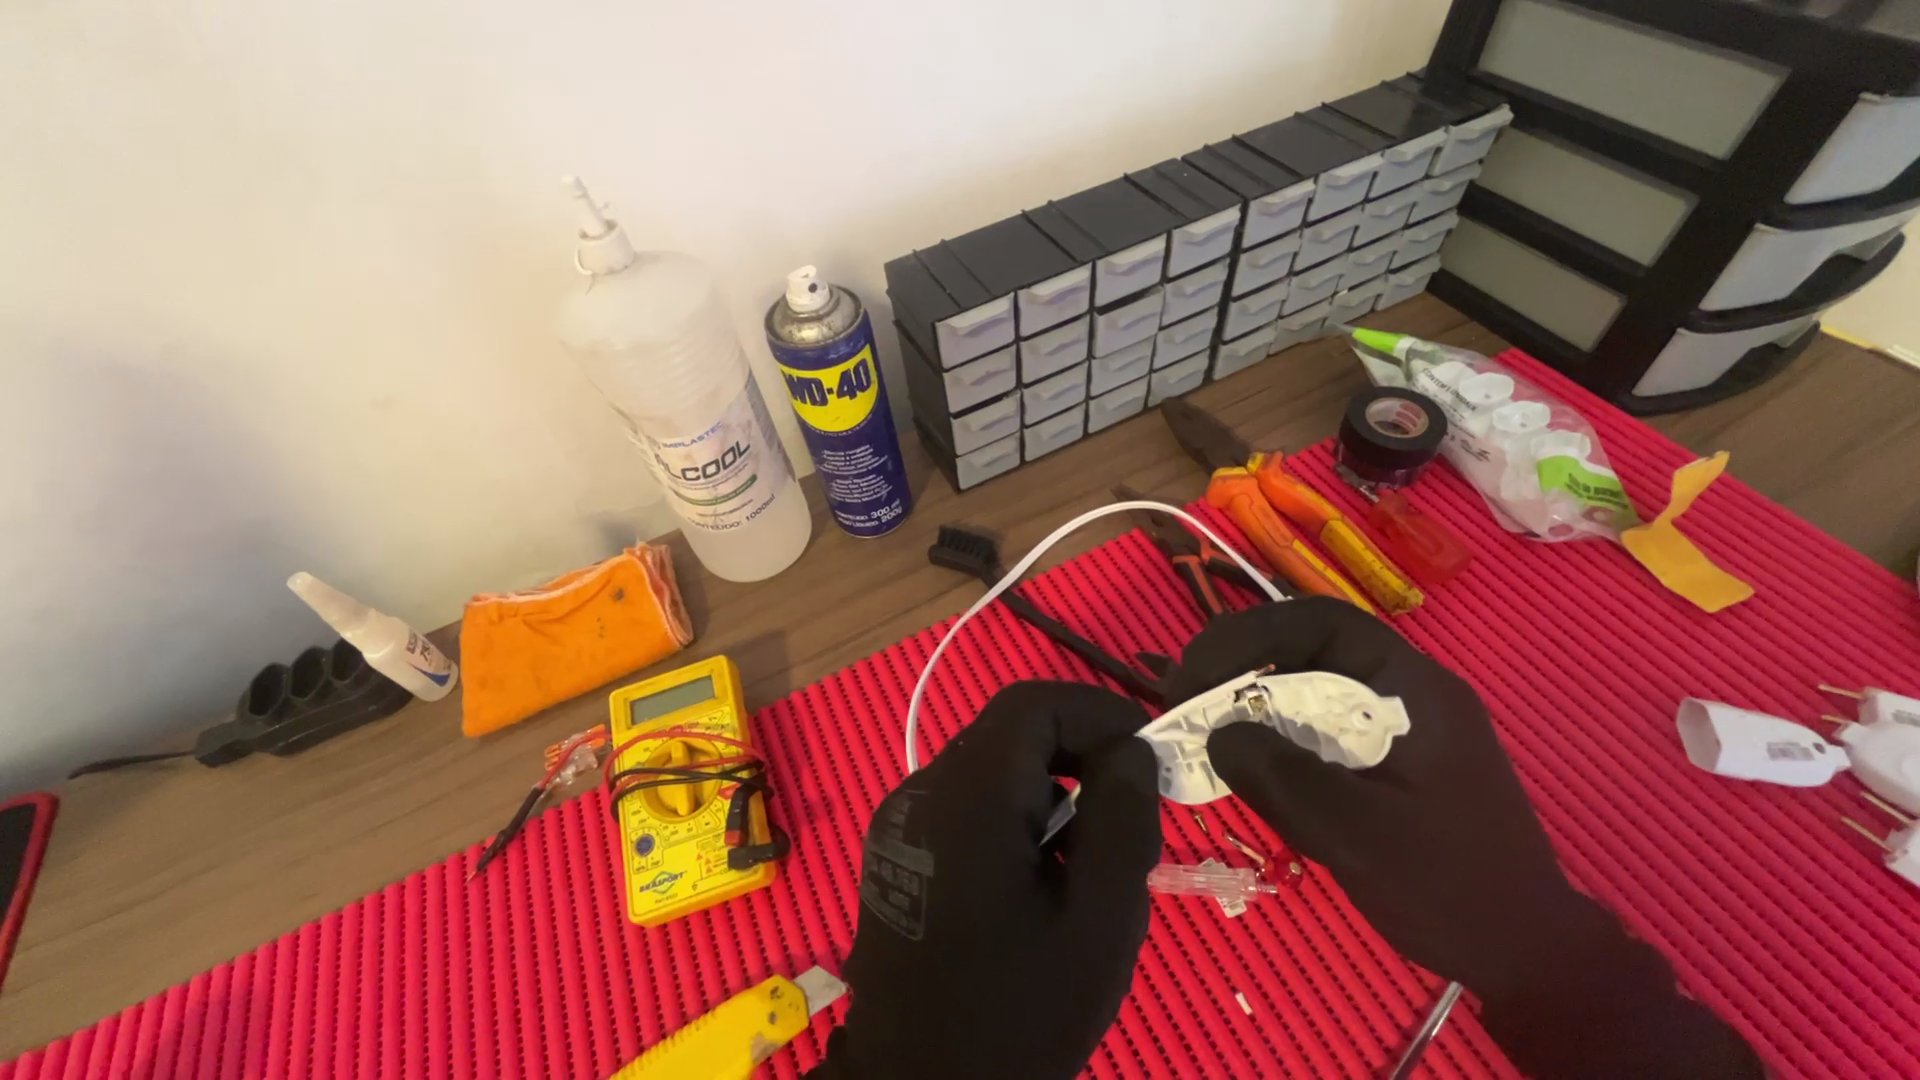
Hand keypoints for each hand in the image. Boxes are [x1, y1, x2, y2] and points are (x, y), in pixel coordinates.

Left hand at [812, 682, 1160, 1079]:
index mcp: (968, 798)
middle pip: (1010, 729)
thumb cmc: (1015, 1017)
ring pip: (992, 763)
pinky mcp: (899, 843)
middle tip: (1129, 803)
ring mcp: (904, 815)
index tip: (1146, 755)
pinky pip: (969, 798)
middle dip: (1079, 749)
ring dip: (1049, 785)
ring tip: (1087, 853)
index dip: (1096, 712)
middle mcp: (924, 790)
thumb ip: (1121, 822)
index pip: (1033, 704)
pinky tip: (1038, 873)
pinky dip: (1016, 810)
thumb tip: (1130, 751)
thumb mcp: (1098, 924)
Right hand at [1172, 597, 1567, 991]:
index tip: (1194, 670)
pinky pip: (1309, 722)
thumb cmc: (1450, 889)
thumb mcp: (1358, 834)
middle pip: (1305, 647)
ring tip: (1195, 719)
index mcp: (1411, 687)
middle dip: (1237, 662)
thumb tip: (1215, 733)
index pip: (1320, 623)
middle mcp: (1399, 688)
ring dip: (1245, 695)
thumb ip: (1282, 777)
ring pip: (1301, 683)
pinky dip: (1265, 729)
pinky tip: (1234, 750)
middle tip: (1182, 696)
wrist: (1524, 954)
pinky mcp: (1375, 755)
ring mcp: (1388, 721)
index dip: (1248, 635)